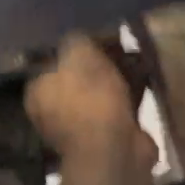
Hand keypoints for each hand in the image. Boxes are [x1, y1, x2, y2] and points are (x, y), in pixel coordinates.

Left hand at [25, 36, 153, 165]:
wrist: (112, 149)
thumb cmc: (89, 97)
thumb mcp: (78, 52)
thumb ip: (77, 39)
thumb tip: (84, 37)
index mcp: (38, 90)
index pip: (54, 60)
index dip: (78, 46)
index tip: (101, 36)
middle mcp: (53, 110)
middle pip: (79, 76)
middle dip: (101, 62)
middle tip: (123, 46)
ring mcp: (80, 126)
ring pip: (100, 92)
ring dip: (118, 77)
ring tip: (138, 58)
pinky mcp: (107, 137)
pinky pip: (118, 107)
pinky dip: (131, 94)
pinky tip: (146, 79)